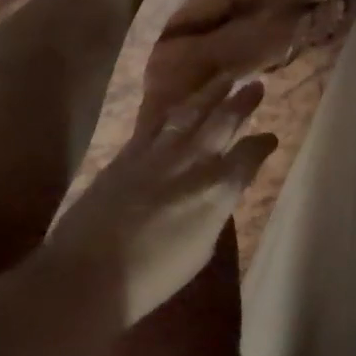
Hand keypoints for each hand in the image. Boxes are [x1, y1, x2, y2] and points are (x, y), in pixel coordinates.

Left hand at [44, 77, 276, 322]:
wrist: (85, 277)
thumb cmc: (153, 276)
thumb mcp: (202, 247)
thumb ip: (214, 211)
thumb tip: (219, 192)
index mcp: (219, 188)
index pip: (251, 154)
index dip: (263, 144)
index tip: (271, 138)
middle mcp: (194, 161)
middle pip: (224, 121)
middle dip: (243, 102)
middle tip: (256, 84)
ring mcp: (158, 155)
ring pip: (190, 113)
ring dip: (210, 93)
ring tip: (224, 77)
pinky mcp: (126, 156)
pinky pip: (155, 124)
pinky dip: (172, 111)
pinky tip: (178, 106)